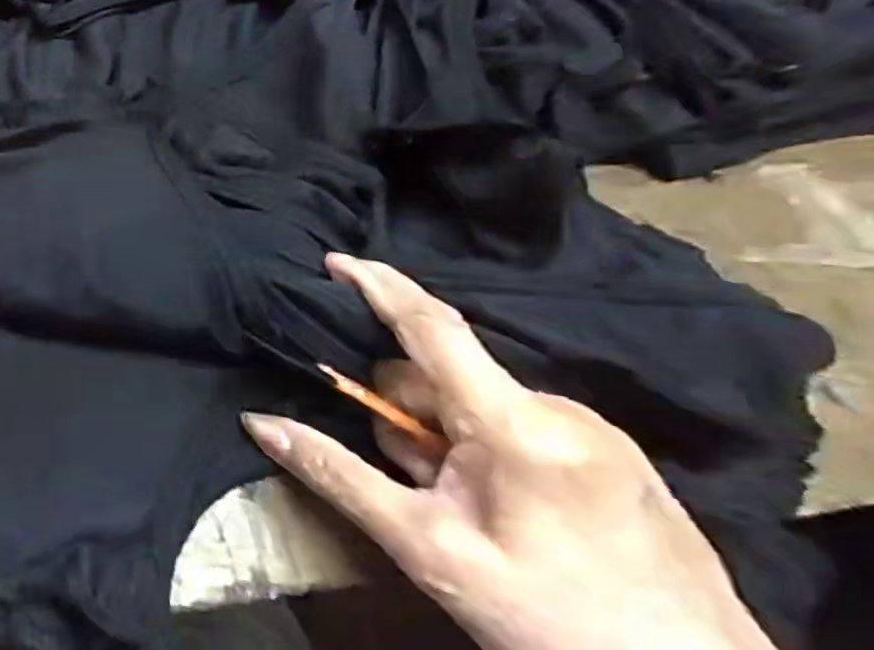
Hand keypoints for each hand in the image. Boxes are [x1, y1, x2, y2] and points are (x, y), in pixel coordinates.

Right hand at [243, 254, 775, 649]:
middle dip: (408, 416)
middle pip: (443, 379)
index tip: (334, 260)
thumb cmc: (554, 626)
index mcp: (517, 425)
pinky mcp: (613, 452)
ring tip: (463, 510)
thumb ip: (339, 476)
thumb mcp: (429, 553)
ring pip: (475, 403)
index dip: (378, 286)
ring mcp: (595, 429)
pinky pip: (515, 421)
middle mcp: (560, 408)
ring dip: (443, 438)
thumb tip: (260, 421)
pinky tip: (502, 509)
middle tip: (416, 485)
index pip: (432, 328)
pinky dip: (483, 447)